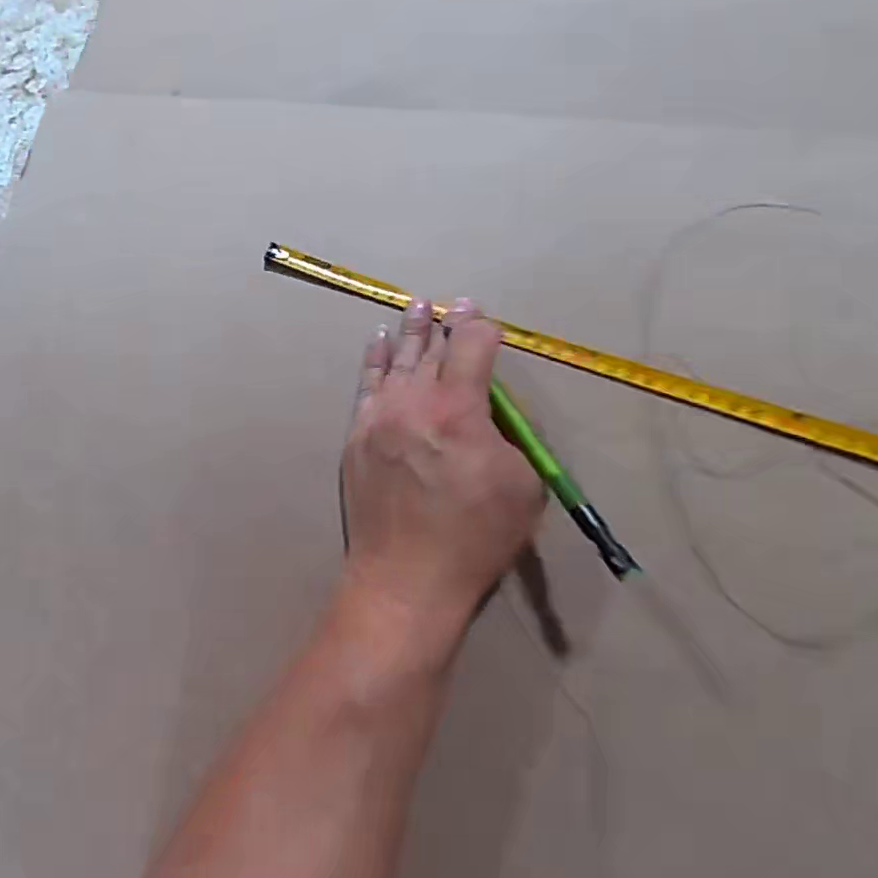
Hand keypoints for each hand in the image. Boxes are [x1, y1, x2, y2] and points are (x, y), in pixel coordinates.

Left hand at [340, 297, 545, 623]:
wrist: (404, 574)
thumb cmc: (474, 536)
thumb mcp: (521, 484)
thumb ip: (507, 437)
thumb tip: (487, 416)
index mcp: (459, 409)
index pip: (472, 347)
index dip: (482, 327)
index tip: (484, 318)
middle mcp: (412, 403)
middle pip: (430, 350)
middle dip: (443, 323)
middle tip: (449, 303)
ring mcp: (377, 418)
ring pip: (394, 362)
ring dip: (407, 333)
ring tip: (414, 307)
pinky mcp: (356, 437)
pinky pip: (365, 387)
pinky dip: (374, 362)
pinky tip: (378, 345)